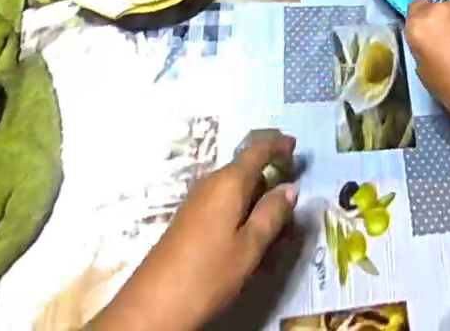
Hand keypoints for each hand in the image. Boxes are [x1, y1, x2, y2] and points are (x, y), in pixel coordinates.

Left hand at [94, 130, 298, 330]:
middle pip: (245, 164)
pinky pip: (224, 197)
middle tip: (291, 184)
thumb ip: (271, 215)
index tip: (295, 145)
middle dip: (269, 169)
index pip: (256, 149)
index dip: (277, 144)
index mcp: (229, 181)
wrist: (154, 304)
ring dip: (256, 189)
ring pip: (235, 183)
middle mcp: (213, 181)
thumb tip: (290, 187)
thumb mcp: (249, 248)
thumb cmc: (208, 273)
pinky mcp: (191, 216)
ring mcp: (199, 198)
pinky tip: (249, 226)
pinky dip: (242, 202)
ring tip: (275, 211)